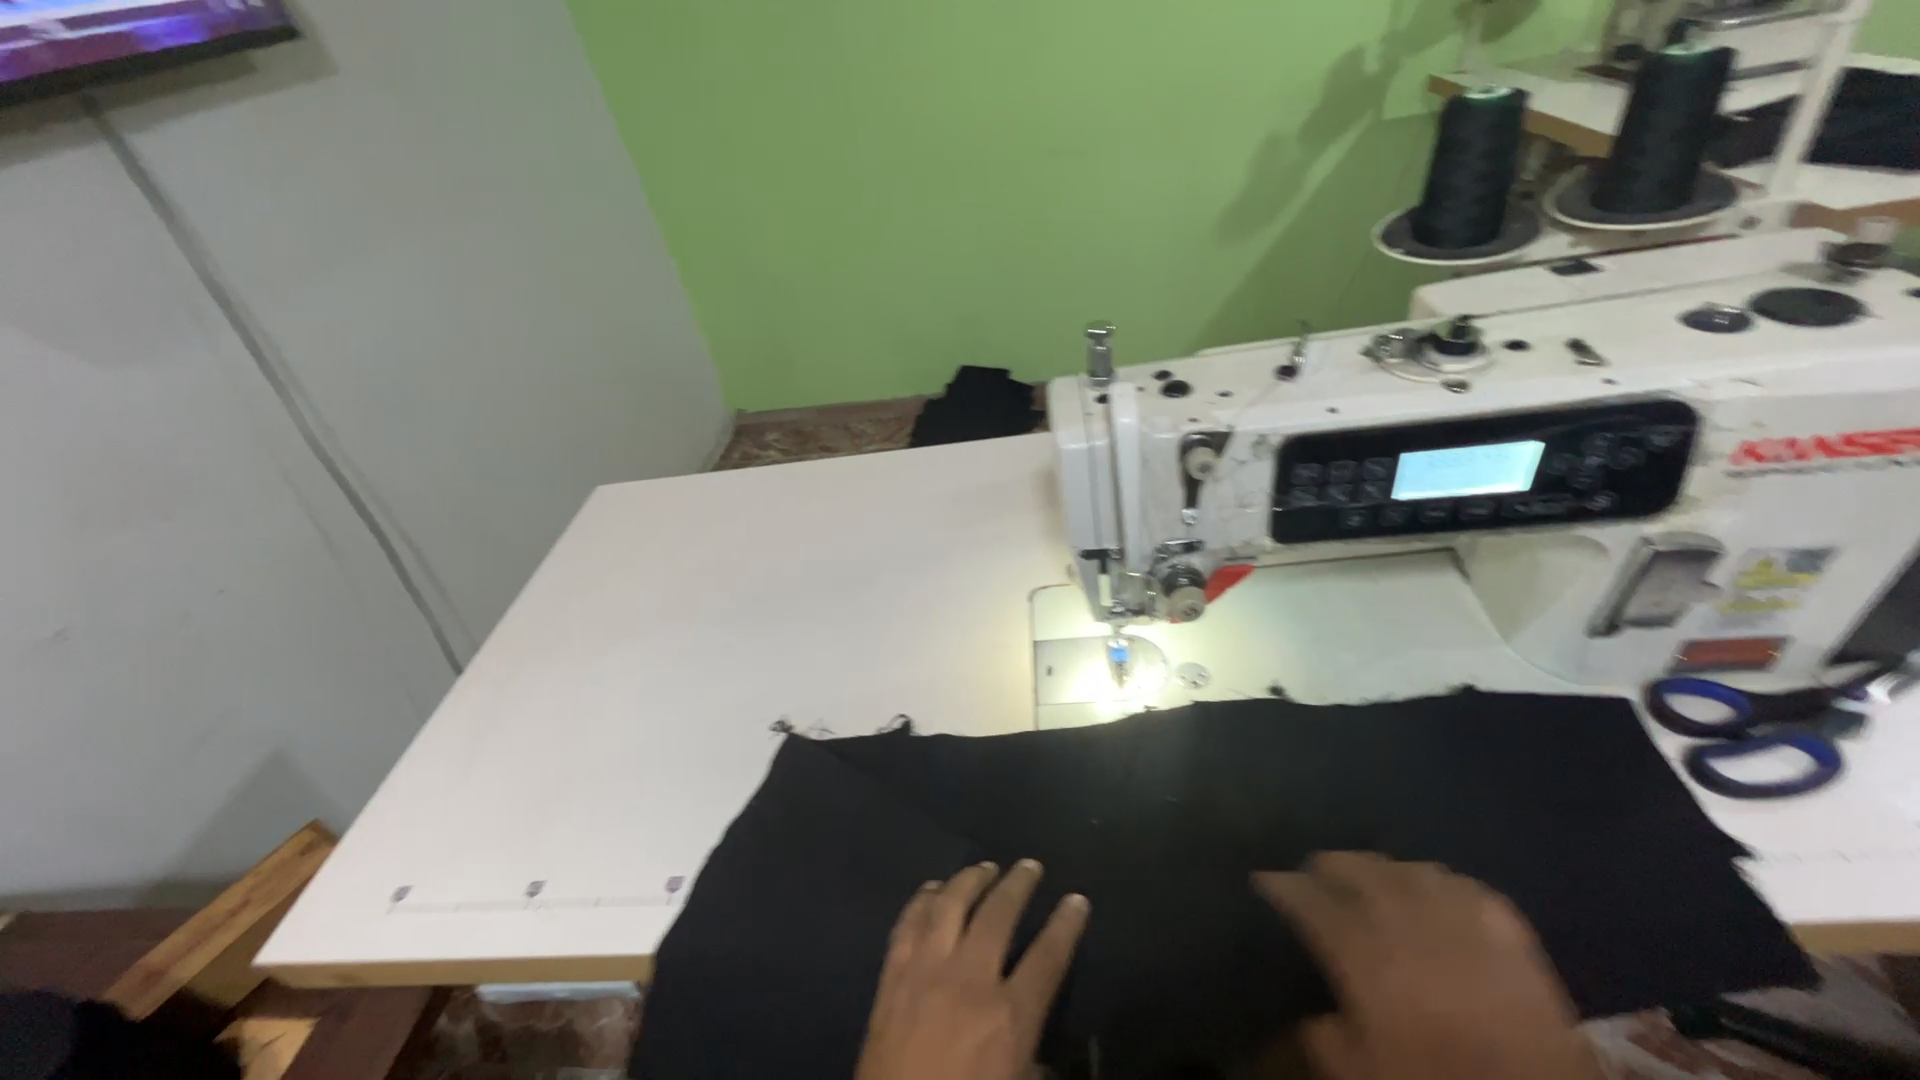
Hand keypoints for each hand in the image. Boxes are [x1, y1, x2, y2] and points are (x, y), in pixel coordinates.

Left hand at [856, 860, 1089, 1079]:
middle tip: (1029, 866)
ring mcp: (926, 971)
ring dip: (970, 880)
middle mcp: (969, 980)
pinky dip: (922, 899)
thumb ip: (1031, 1059)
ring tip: (985, 867)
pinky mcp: (892, 975)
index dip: (1066, 925)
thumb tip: (1039, 1051)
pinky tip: (933, 888)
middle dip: (1018, 885)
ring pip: (951, 906)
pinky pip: (908, 923)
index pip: (1048, 956)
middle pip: (998, 915)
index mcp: (1008, 1016)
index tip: (1077, 899)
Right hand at [1255, 853, 1602, 1079]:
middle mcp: (1406, 921)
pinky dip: (1439, 882)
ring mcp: (1460, 919)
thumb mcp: (1358, 1074)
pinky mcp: (1508, 930)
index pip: (1307, 899)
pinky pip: (1464, 885)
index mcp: (1363, 953)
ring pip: (1408, 868)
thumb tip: (1311, 1011)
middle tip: (1313, 875)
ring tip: (1371, 880)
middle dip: (1327, 865)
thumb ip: (1321, 1034)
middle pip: (1356, 869)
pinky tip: (1433, 891)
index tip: (1263, 880)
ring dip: (1381, 869)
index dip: (1280, 885)